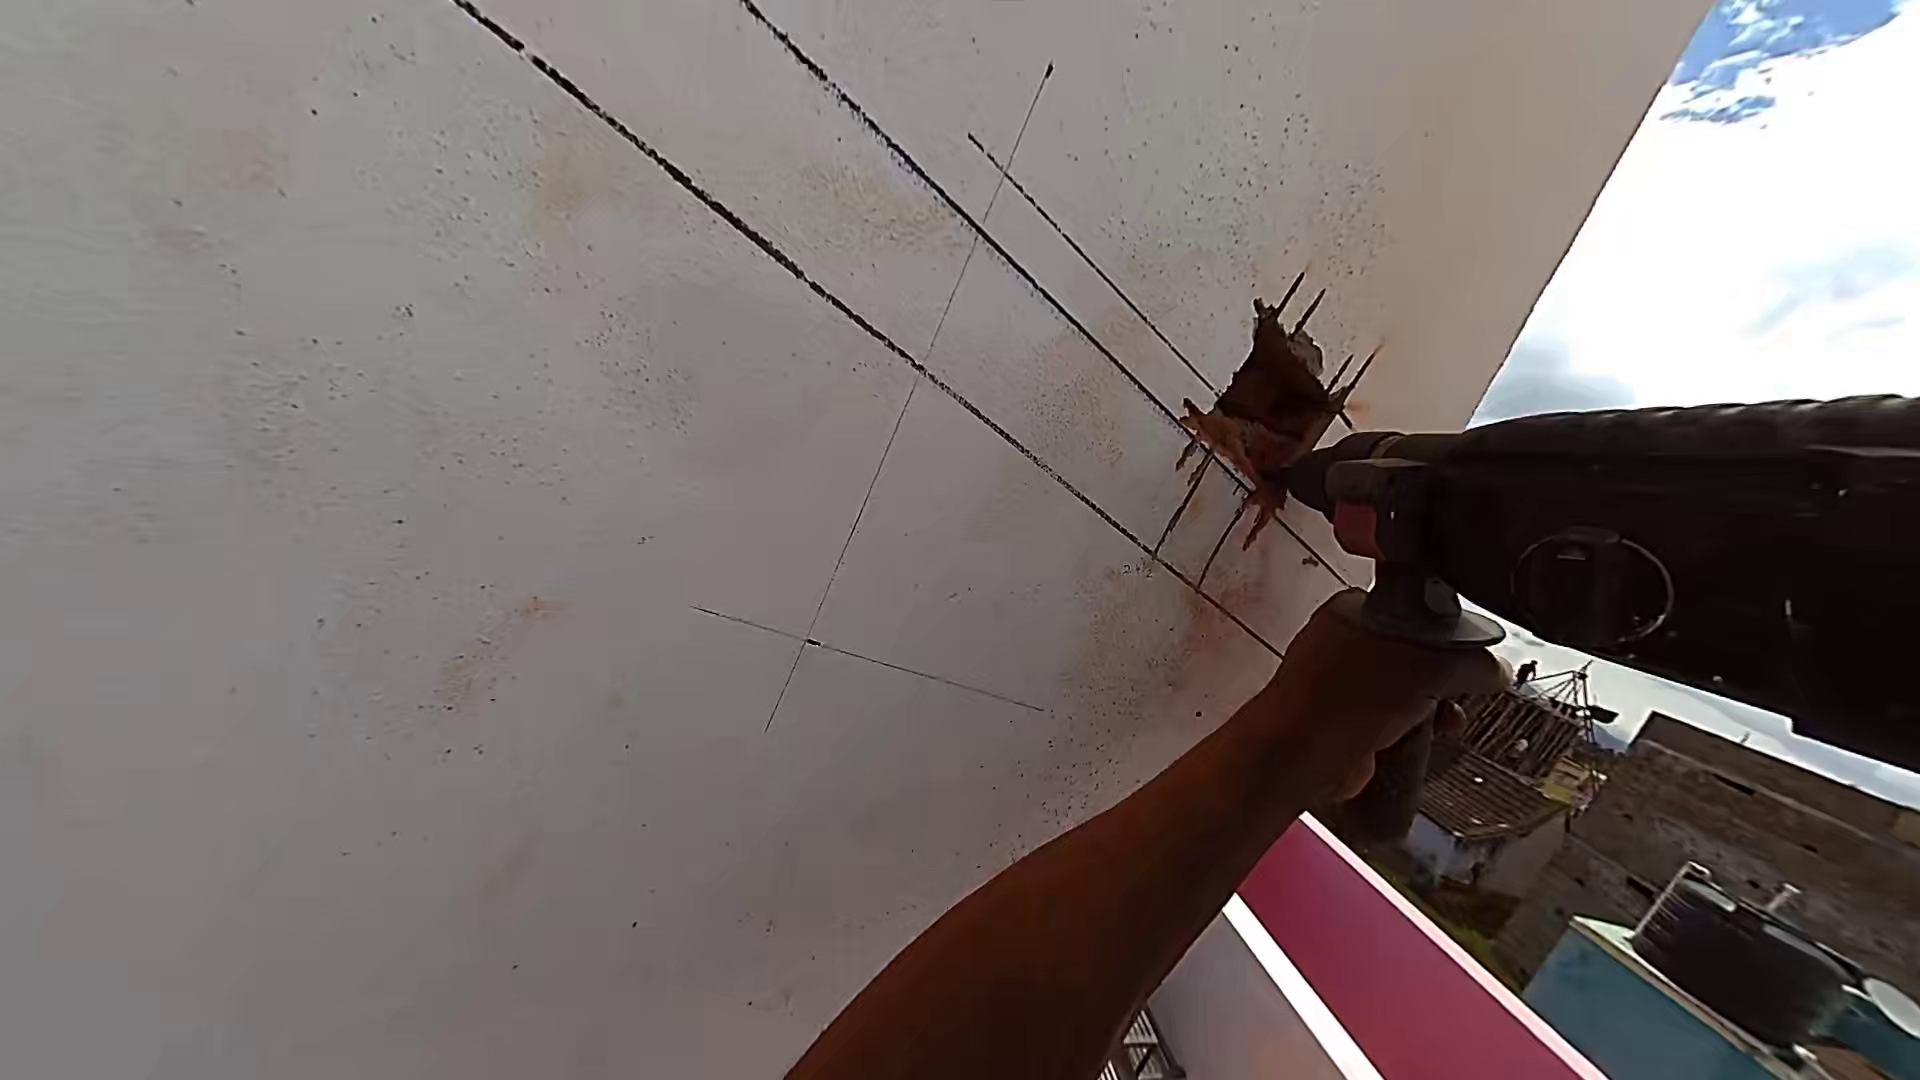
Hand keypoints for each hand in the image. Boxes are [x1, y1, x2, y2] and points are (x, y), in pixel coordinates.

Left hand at [1262, 590, 1507, 800]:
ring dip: (1436, 701)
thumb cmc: (1343, 696)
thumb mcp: (1424, 666)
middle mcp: (1343, 640)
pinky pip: (1397, 712)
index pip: (1411, 604)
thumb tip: (1492, 669)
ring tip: (1444, 714)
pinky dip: (1418, 723)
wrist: (1302, 752)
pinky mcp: (1350, 712)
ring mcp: (1344, 677)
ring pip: (1410, 684)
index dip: (1444, 626)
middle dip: (1444, 672)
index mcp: (1349, 610)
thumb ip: (1467, 660)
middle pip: (1416, 649)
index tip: (1466, 647)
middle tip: (1458, 685)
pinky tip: (1431, 732)